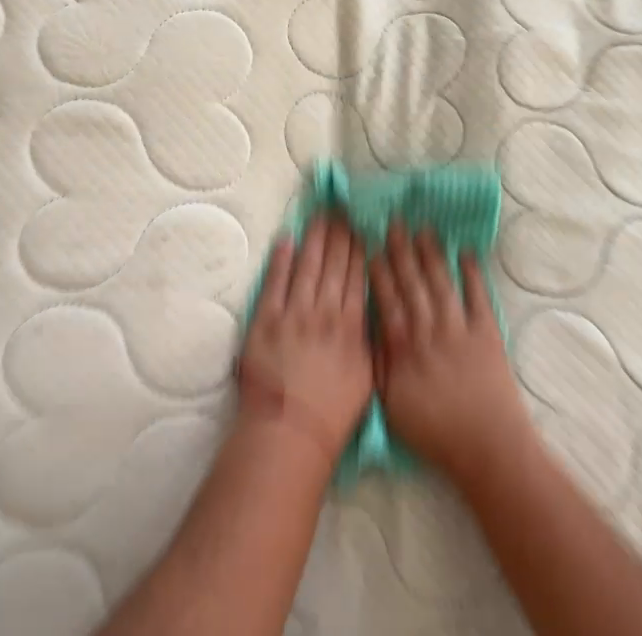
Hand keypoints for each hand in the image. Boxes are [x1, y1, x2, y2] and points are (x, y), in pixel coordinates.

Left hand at [239, 215, 372, 463]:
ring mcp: (293, 315)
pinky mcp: (265, 321)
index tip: (362, 228)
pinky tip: (287, 240)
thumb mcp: (368, 377)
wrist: (290, 430)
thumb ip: (371, 342)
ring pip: (308, 268)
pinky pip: (275, 283)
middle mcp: (324, 313)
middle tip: (342, 211)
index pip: (358, 279)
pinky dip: (281, 260)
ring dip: (315, 240)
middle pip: (335, 266)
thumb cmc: (332, 412)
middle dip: (340, 236)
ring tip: (320, 216)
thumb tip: (376, 315)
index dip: (360, 251)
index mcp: (352, 327)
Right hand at [371, 220, 533, 484]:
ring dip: (432, 255)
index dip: (379, 272)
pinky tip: (466, 254)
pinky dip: (473, 275)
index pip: (387, 301)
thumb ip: (379, 365)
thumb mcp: (391, 405)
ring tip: (423, 229)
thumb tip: (368, 330)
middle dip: (402, 252)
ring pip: (442, 284)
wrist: (487, 447)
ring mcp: (460, 330)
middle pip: (413, 285)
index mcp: (404, 350)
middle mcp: (430, 332)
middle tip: (394, 223)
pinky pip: (479, 298)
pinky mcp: (488, 335)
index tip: (371, 245)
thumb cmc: (435, 433)